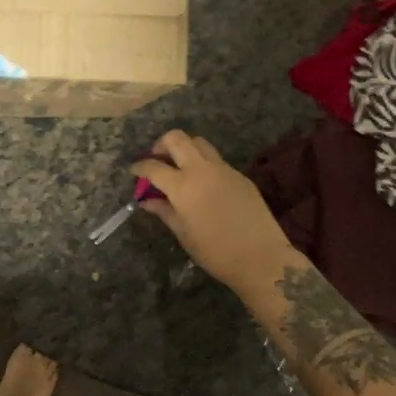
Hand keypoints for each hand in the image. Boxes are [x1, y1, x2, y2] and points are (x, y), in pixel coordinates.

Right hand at [130, 130, 297, 294]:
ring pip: (199, 142)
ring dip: (184, 149)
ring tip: (179, 169)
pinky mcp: (240, 175)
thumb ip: (164, 210)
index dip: (139, 167)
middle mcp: (202, 170)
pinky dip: (203, 164)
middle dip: (161, 145)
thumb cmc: (215, 252)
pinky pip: (216, 159)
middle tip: (157, 162)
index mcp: (183, 186)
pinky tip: (203, 185)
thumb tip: (147, 200)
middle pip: (176, 138)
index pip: (153, 167)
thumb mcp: (183, 233)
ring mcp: (224, 169)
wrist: (261, 257)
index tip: (134, 171)